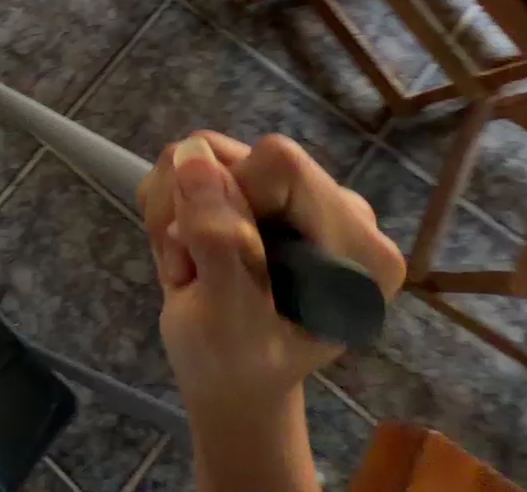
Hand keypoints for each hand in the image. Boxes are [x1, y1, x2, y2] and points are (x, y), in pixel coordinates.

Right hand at [138, 133, 403, 408]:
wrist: (226, 375)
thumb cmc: (234, 362)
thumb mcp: (227, 319)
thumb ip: (220, 242)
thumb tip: (194, 157)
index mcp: (357, 246)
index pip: (280, 165)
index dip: (228, 195)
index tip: (212, 251)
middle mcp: (336, 209)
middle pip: (233, 155)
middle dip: (190, 207)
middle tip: (191, 267)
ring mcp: (293, 194)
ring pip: (200, 153)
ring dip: (174, 208)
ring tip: (188, 263)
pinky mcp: (255, 187)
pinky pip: (188, 162)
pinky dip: (169, 204)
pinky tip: (186, 247)